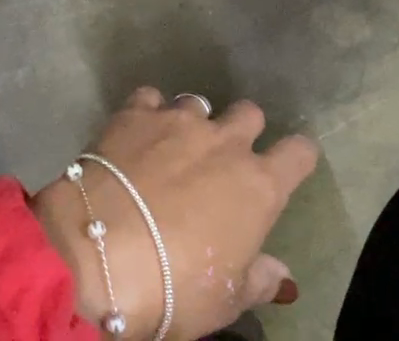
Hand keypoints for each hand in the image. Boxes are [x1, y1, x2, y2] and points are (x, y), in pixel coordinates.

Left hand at [32, 88, 317, 338]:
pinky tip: (136, 132)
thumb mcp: (225, 300)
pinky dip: (147, 112)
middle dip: (242, 129)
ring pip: (198, 102)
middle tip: (223, 157)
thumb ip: (259, 280)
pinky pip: (149, 98)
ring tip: (173, 146)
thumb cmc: (174, 285)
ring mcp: (178, 121)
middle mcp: (224, 142)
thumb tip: (283, 276)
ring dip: (191, 122)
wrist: (99, 251)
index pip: (299, 153)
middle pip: (249, 114)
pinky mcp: (135, 113)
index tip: (289, 164)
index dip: (297, 156)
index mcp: (258, 187)